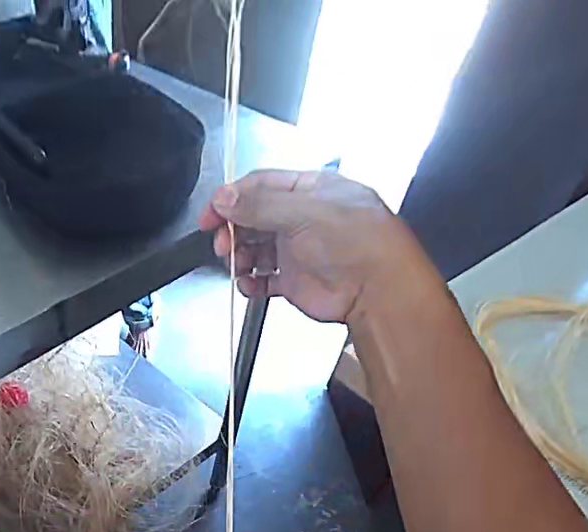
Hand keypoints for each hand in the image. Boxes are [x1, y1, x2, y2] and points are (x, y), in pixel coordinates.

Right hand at [199, 169, 439, 325]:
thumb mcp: (305, 212)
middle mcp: (301, 218)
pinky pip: (264, 280)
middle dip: (233, 230)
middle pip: (253, 218)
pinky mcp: (294, 281)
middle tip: (222, 244)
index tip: (211, 214)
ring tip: (235, 266)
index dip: (232, 199)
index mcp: (307, 190)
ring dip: (239, 258)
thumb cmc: (357, 243)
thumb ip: (261, 206)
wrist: (376, 289)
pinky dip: (251, 283)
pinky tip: (248, 285)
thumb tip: (226, 199)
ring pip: (255, 250)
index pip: (259, 187)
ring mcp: (297, 251)